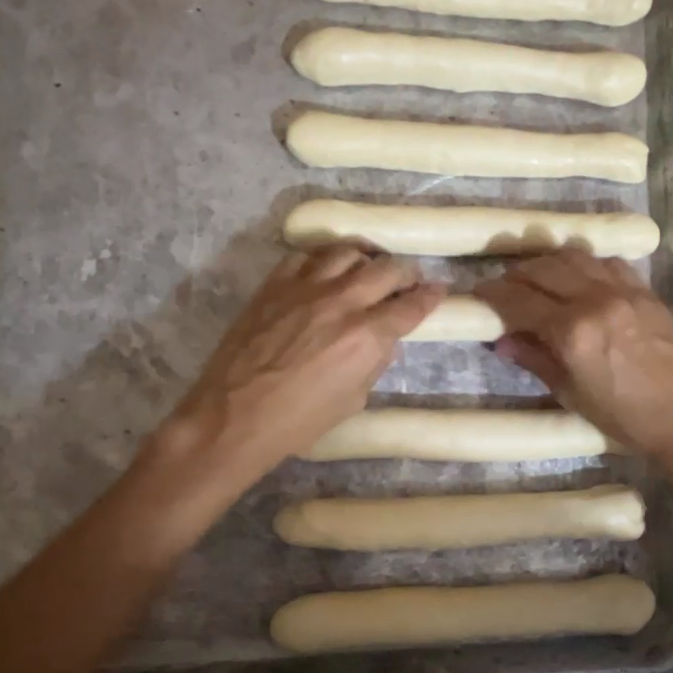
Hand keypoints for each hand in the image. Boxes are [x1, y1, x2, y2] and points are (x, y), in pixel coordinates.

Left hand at [162, 245, 442, 481]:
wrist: (235, 415)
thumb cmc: (298, 421)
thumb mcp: (353, 400)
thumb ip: (374, 363)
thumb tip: (385, 341)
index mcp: (367, 336)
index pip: (411, 305)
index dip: (430, 296)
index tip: (438, 290)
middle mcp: (343, 302)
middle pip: (386, 268)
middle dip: (405, 271)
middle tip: (408, 278)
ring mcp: (306, 287)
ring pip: (348, 251)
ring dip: (366, 257)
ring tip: (369, 265)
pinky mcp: (275, 284)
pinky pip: (306, 255)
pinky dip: (324, 258)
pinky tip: (326, 269)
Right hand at [475, 250, 672, 459]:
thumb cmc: (624, 416)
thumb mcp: (571, 394)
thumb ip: (535, 360)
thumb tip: (503, 341)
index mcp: (572, 331)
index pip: (519, 300)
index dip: (492, 294)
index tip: (478, 293)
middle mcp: (594, 300)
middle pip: (543, 270)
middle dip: (516, 275)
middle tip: (504, 288)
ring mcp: (623, 290)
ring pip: (574, 257)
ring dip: (548, 263)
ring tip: (537, 278)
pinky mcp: (644, 290)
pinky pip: (606, 262)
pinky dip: (584, 265)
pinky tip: (579, 278)